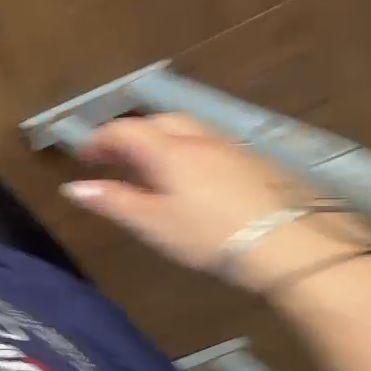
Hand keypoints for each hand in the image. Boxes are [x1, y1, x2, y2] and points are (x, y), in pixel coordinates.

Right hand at [59, 114, 370, 292]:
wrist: (298, 248)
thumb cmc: (210, 235)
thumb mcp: (151, 223)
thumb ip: (110, 201)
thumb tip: (72, 187)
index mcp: (168, 151)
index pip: (124, 130)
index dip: (99, 139)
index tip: (84, 157)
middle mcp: (201, 141)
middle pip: (161, 121)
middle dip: (133, 134)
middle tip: (117, 157)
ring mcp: (236, 151)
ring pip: (192, 131)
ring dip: (165, 141)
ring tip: (154, 166)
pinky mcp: (263, 166)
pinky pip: (216, 147)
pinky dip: (193, 153)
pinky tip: (196, 179)